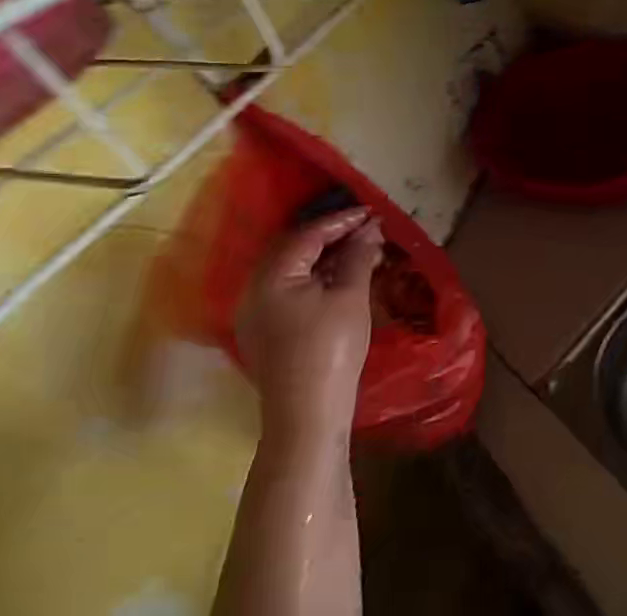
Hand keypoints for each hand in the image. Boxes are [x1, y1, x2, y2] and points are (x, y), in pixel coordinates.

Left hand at [236, 207, 382, 442]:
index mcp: (270, 279)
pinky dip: (317, 277)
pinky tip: (341, 279)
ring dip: (325, 257)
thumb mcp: (351, 297)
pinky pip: (290, 290)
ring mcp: (257, 314)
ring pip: (292, 271)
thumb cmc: (331, 348)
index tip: (372, 212)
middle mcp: (254, 292)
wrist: (308, 413)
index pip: (307, 235)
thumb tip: (370, 228)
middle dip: (331, 236)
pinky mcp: (267, 332)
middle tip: (367, 228)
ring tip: (360, 250)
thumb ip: (358, 256)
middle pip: (293, 250)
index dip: (341, 220)